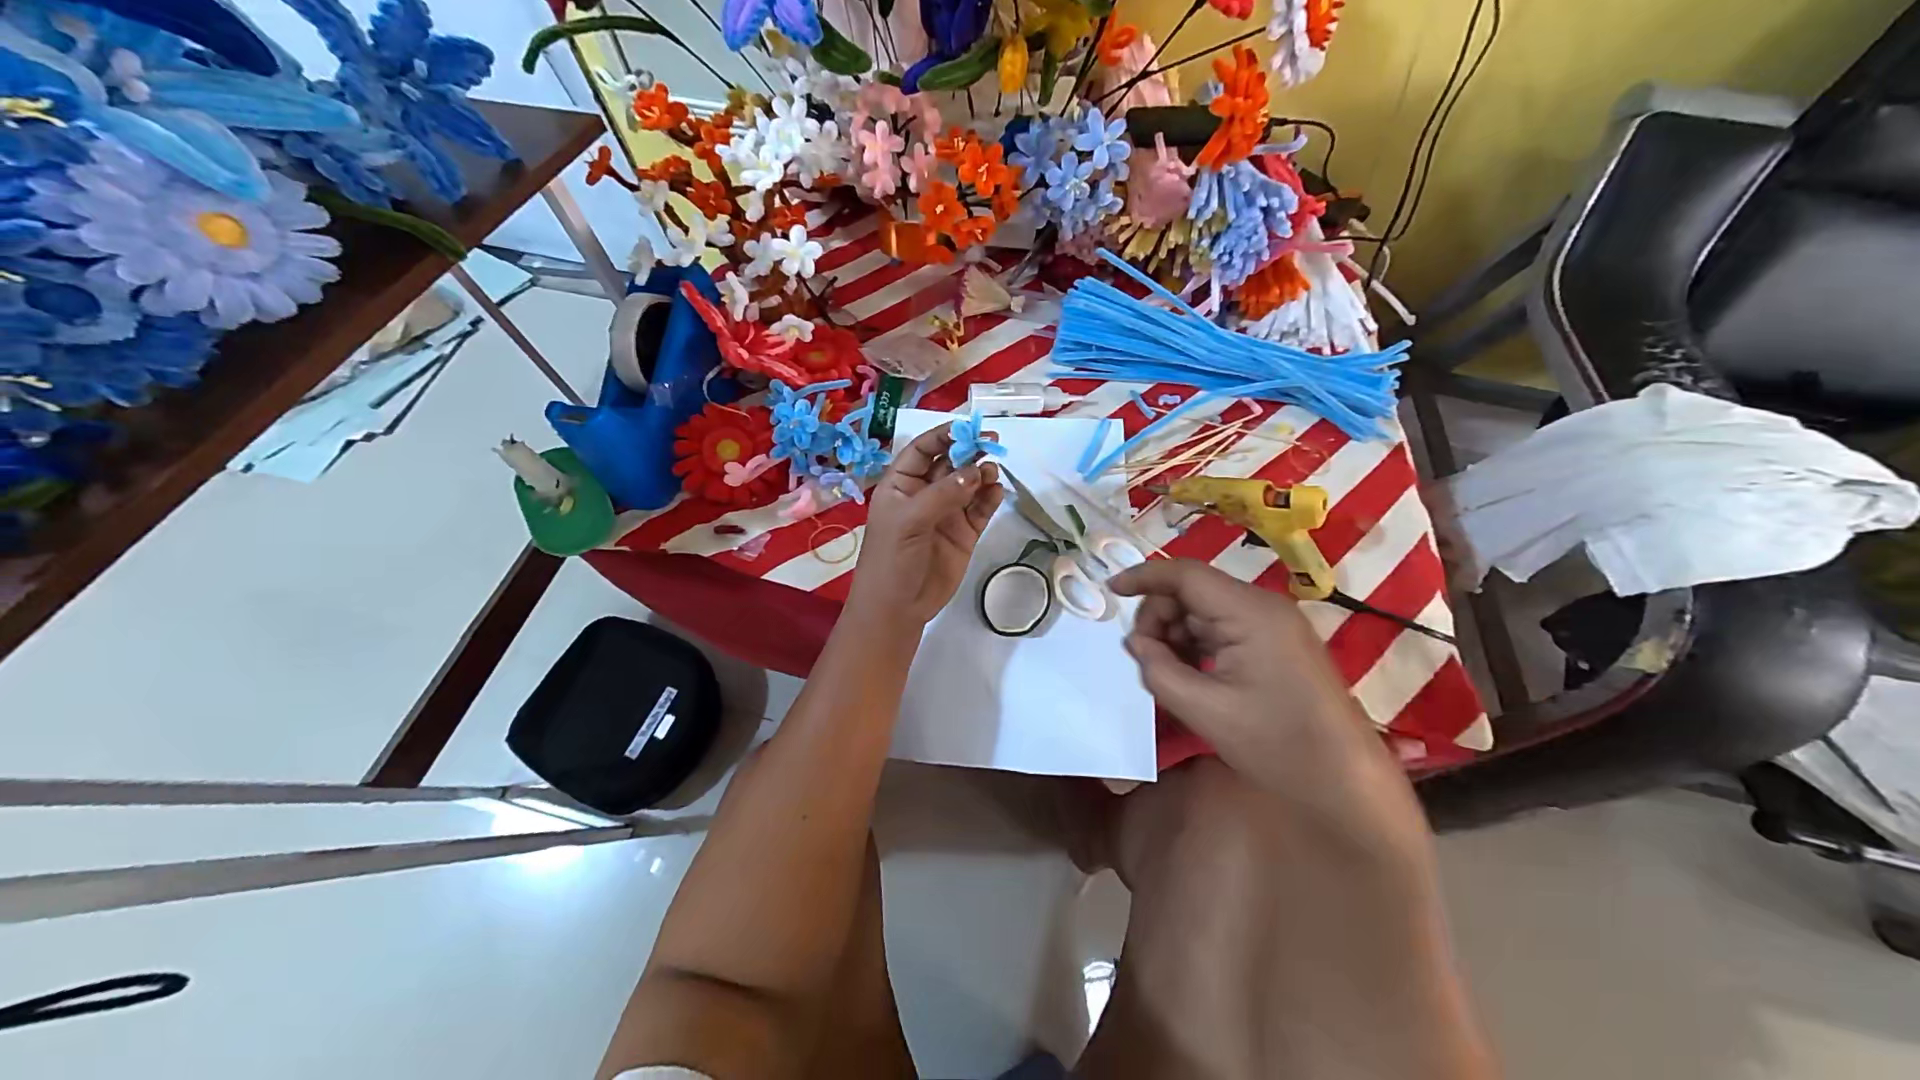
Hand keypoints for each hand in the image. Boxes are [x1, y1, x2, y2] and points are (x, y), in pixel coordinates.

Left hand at [849, 423, 1004, 626]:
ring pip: (969, 484)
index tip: (969, 427)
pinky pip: (981, 508)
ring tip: (993, 471)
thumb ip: (943, 494)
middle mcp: (925, 494)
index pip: (922, 450)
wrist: (898, 607)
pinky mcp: (964, 533)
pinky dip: (990, 498)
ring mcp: (946, 513)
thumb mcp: (910, 521)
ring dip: (981, 473)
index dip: (943, 435)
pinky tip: (996, 492)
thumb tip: (975, 471)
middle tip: (992, 442)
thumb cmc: (891, 559)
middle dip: (969, 450)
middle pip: (950, 462)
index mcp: (901, 485)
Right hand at [1109, 559, 1415, 825]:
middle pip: (1193, 592)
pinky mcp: (1276, 643)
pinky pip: (1223, 628)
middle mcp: (1263, 606)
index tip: (1110, 591)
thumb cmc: (1275, 743)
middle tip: (1145, 658)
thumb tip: (1136, 643)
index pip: (1186, 575)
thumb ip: (1158, 668)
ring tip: (1167, 673)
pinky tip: (1190, 675)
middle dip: (1160, 617)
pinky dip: (1197, 644)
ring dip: (1176, 634)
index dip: (1143, 577)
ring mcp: (1273, 624)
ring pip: (1204, 611)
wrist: (1343, 780)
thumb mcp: (1203, 708)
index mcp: (1250, 612)